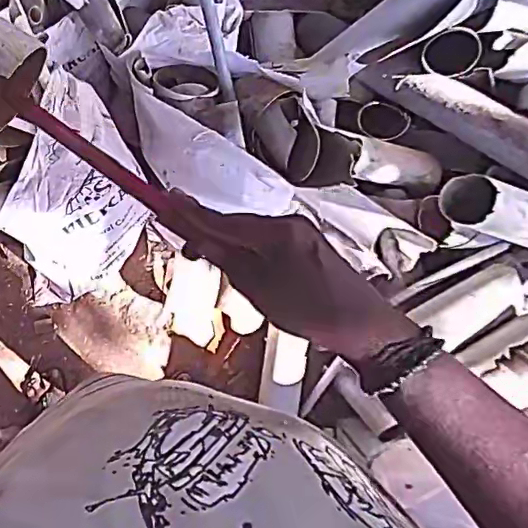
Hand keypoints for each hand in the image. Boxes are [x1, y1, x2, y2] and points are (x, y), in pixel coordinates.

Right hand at [172, 193, 418, 359]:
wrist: (363, 325)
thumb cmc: (314, 311)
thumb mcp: (256, 289)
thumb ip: (225, 259)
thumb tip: (198, 239)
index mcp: (274, 232)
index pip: (218, 220)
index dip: (187, 213)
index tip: (164, 202)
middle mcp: (287, 223)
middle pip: (231, 221)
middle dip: (201, 226)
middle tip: (173, 225)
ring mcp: (298, 230)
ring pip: (246, 229)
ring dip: (221, 237)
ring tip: (199, 249)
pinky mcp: (304, 240)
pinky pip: (263, 235)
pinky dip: (242, 243)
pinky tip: (231, 253)